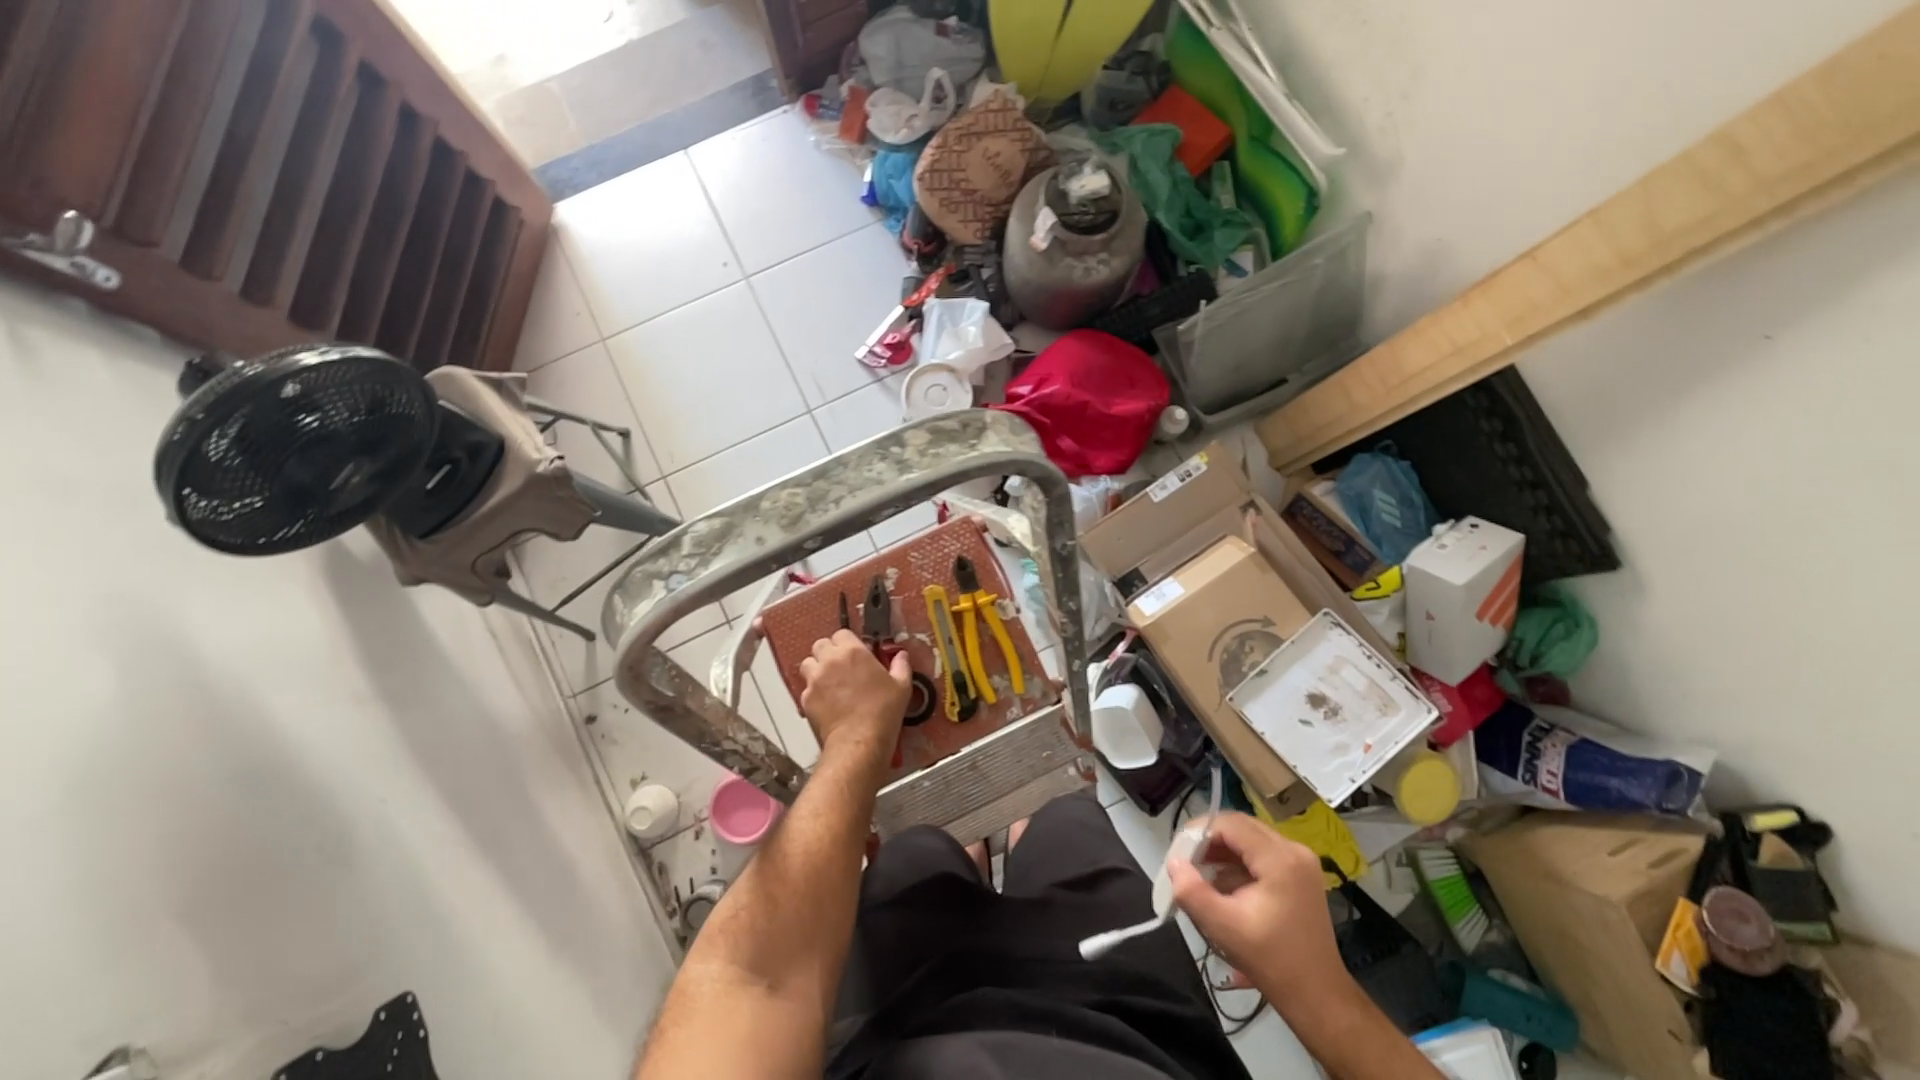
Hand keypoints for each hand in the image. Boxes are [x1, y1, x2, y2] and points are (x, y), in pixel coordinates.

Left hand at [798, 630, 911, 758]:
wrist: (859, 740)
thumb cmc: (883, 711)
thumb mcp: (901, 687)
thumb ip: (901, 666)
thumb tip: (902, 656)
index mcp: (853, 651)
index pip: (841, 633)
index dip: (847, 643)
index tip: (855, 654)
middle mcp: (830, 660)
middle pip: (820, 644)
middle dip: (828, 652)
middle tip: (840, 667)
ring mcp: (814, 679)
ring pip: (808, 664)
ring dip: (816, 669)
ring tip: (828, 682)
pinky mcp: (805, 698)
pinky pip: (806, 688)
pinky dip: (813, 692)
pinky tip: (826, 703)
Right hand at [1167, 812, 1349, 1010]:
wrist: (1315, 993)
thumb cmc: (1270, 959)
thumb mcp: (1222, 926)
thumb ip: (1191, 891)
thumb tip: (1174, 862)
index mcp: (1280, 859)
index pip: (1231, 824)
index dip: (1199, 832)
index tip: (1178, 854)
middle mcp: (1295, 850)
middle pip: (1242, 827)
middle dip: (1209, 841)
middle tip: (1185, 863)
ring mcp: (1301, 862)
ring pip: (1251, 840)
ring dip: (1223, 852)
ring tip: (1200, 876)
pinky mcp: (1300, 874)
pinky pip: (1262, 854)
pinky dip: (1239, 863)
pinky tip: (1223, 887)